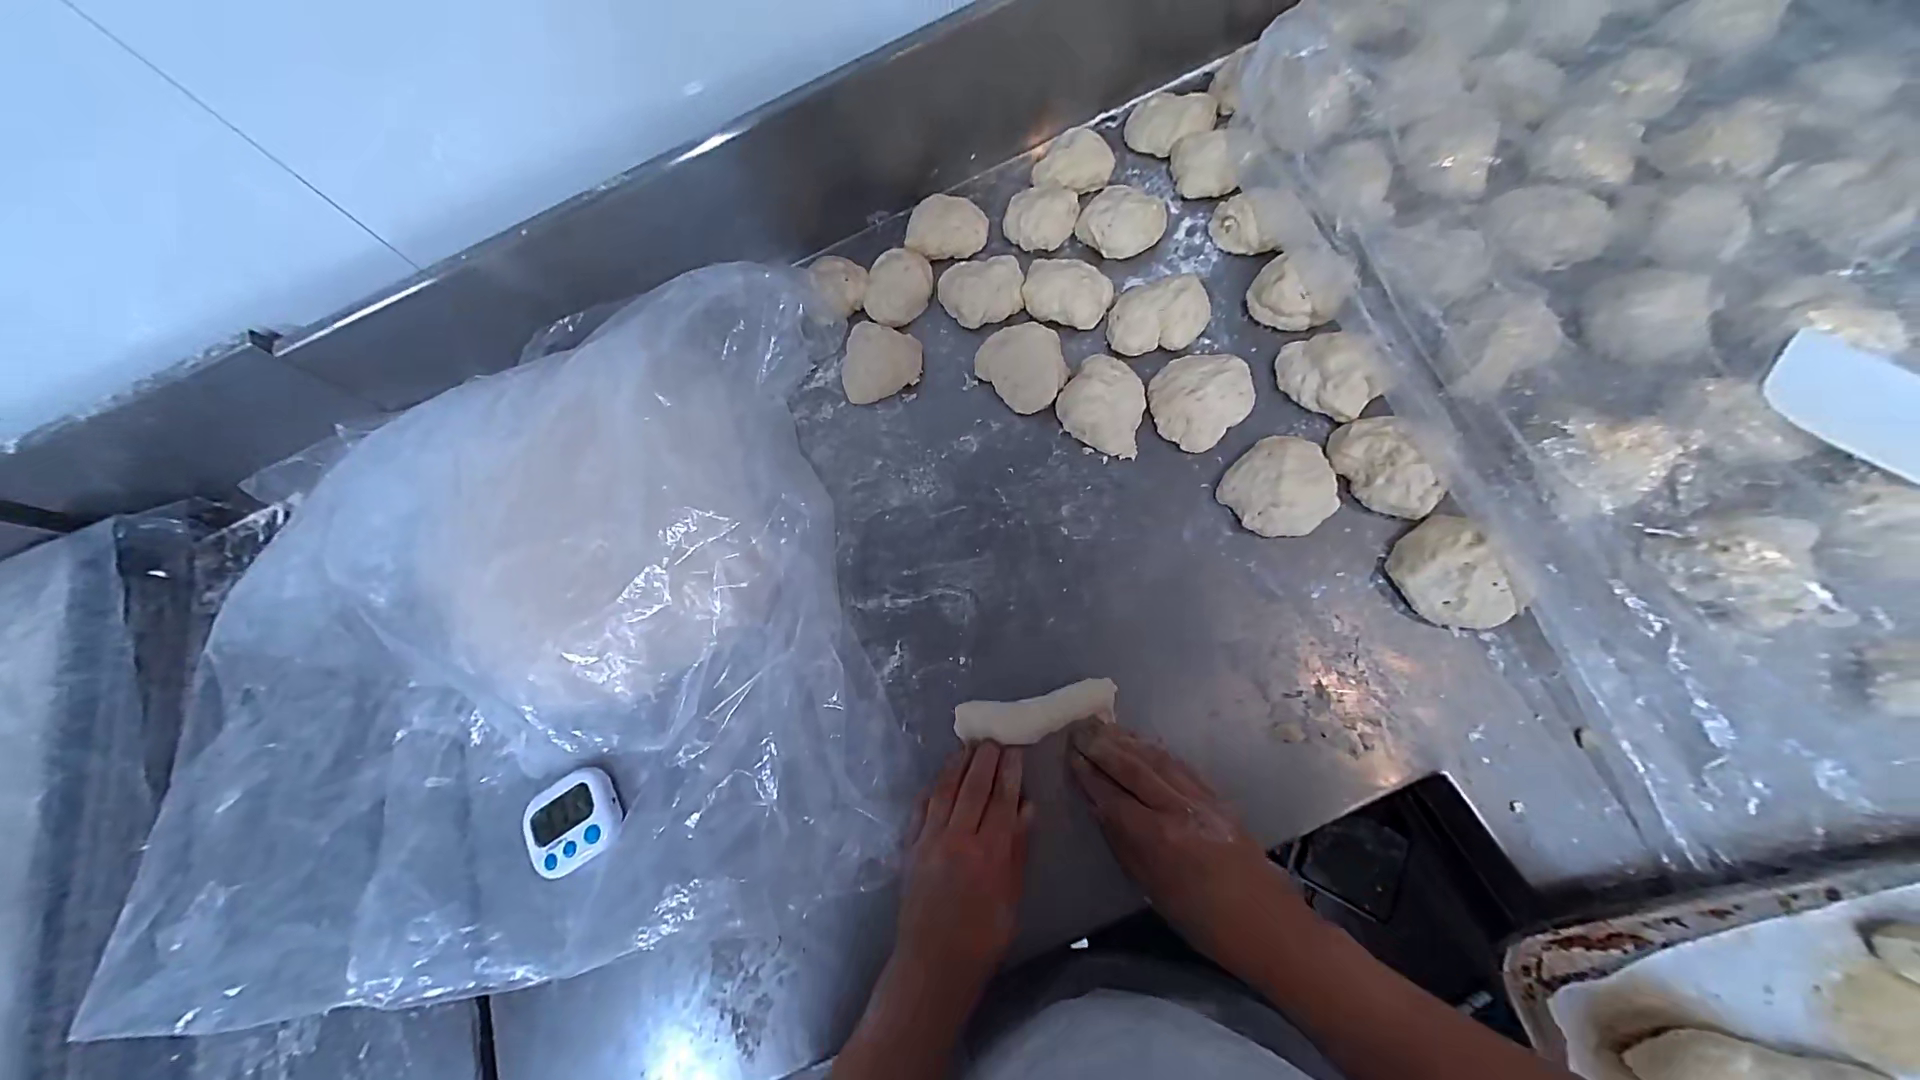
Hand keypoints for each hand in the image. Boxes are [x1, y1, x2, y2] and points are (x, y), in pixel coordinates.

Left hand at [895, 741, 1032, 990]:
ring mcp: (929, 841)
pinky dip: (931, 788)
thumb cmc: (982, 938)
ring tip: (968, 748)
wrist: (932, 965)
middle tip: (993, 740)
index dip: (1010, 773)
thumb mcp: (1012, 898)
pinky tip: (939, 777)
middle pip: (973, 788)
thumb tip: (1027, 807)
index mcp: (989, 854)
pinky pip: (920, 808)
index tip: (1015, 750)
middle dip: (985, 760)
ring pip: (944, 791)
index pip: (1002, 800)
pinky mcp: (909, 847)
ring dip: (957, 766)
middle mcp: (957, 839)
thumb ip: (1018, 850)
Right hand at [1067, 720, 1302, 962]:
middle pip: (1133, 768)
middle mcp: (1178, 810)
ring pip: (1157, 759)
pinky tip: (1141, 742)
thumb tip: (1098, 806)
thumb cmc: (1202, 920)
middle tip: (1080, 726)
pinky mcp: (1217, 797)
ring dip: (1127, 740)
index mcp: (1158, 839)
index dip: (1088, 774)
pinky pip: (1179, 765)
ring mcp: (1201, 800)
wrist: (1269, 925)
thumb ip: (1122, 842)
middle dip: (1103, 745)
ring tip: (1104, 726)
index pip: (1112, 796)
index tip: (1069, 754)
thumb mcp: (1151, 889)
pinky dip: (1155, 750)